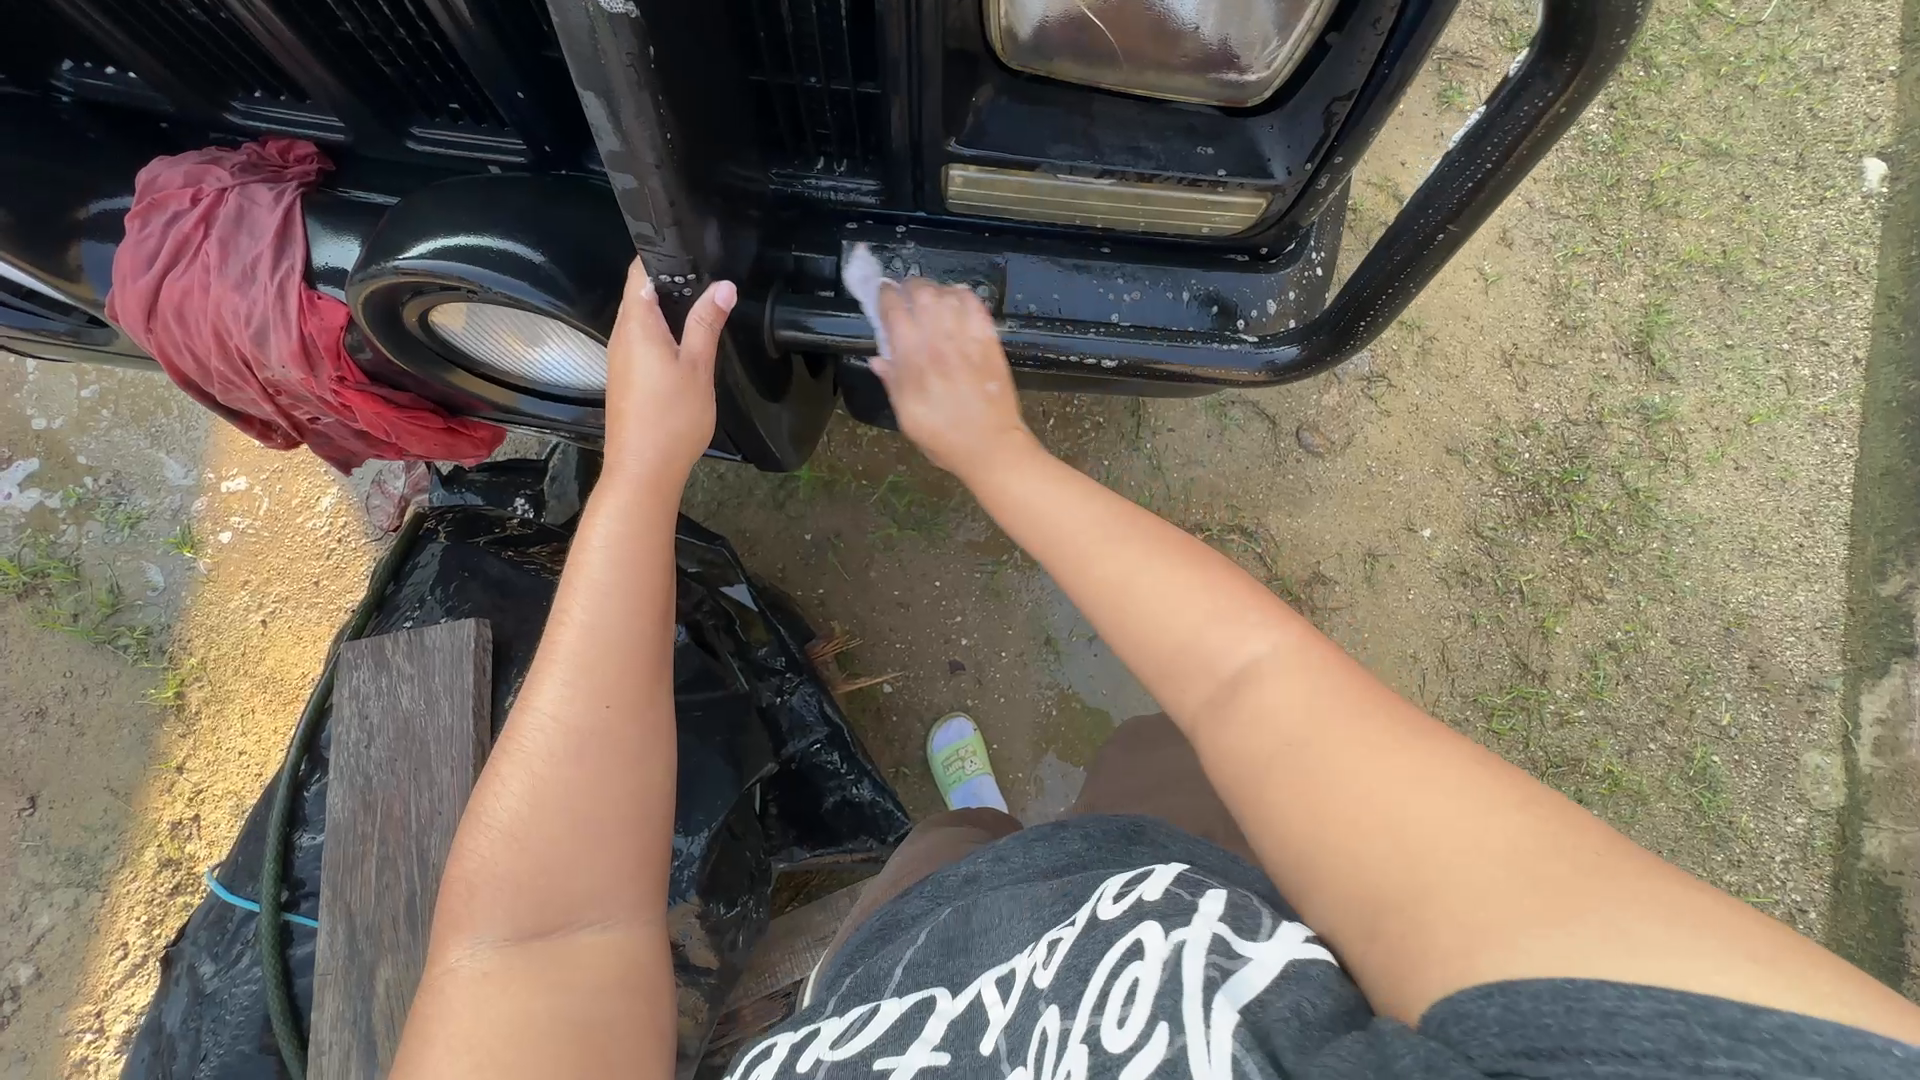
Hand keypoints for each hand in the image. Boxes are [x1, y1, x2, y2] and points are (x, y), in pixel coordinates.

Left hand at [602, 257, 735, 486]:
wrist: (643, 468)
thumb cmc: (671, 419)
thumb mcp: (698, 367)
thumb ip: (707, 324)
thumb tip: (722, 287)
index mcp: (637, 324)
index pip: (639, 271)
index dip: (661, 255)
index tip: (691, 251)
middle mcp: (621, 335)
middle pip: (640, 293)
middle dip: (671, 283)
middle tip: (708, 280)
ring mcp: (620, 357)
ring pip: (641, 319)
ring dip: (668, 311)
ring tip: (703, 311)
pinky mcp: (625, 377)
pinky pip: (641, 342)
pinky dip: (662, 335)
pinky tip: (686, 347)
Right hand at [873, 278, 1037, 482]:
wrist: (991, 446)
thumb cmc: (944, 438)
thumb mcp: (907, 417)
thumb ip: (893, 383)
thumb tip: (878, 358)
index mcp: (913, 361)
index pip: (894, 310)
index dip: (885, 296)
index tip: (881, 294)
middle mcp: (939, 342)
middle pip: (922, 293)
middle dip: (910, 287)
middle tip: (907, 294)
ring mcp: (967, 339)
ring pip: (948, 294)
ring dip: (936, 290)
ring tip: (931, 298)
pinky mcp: (990, 341)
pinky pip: (976, 305)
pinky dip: (964, 296)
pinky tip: (957, 301)